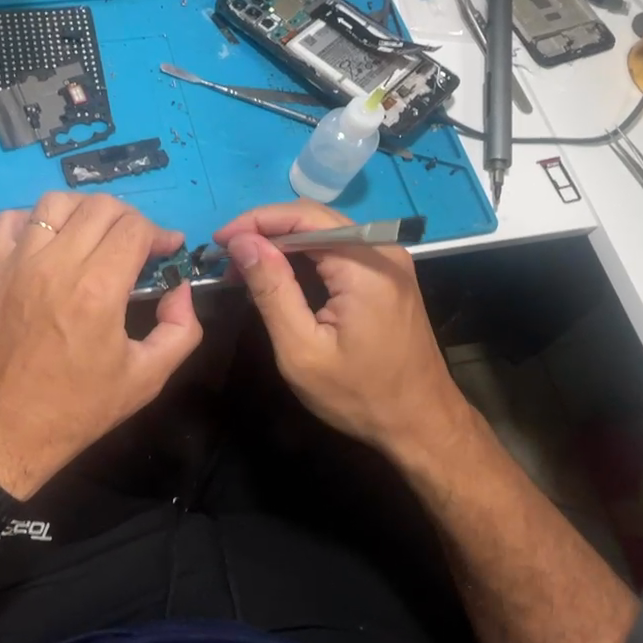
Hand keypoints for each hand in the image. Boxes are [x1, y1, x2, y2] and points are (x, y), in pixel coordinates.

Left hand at [0, 193, 202, 498]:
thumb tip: (180, 290)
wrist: (6, 431)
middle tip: (138, 245)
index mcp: (98, 290)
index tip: (168, 249)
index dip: (160, 233)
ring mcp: (18, 264)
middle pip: (100, 207)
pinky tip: (49, 241)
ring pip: (55, 203)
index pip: (135, 228)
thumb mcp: (147, 379)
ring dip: (84, 211)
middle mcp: (56, 265)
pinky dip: (34, 220)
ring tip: (95, 235)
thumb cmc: (78, 409)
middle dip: (130, 218)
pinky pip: (10, 221)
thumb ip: (181, 330)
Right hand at [214, 201, 468, 457]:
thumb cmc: (360, 395)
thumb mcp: (302, 350)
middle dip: (265, 230)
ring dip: (282, 242)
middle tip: (227, 256)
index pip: (303, 216)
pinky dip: (304, 254)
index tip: (219, 242)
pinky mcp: (388, 274)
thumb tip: (241, 242)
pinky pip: (339, 247)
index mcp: (365, 265)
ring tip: (245, 266)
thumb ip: (271, 289)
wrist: (422, 426)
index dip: (256, 221)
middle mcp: (382, 250)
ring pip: (324, 230)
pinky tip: (279, 273)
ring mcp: (389, 260)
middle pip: (314, 217)